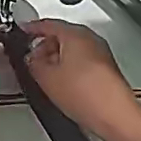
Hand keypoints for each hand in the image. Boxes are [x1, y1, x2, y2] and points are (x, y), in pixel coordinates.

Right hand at [21, 19, 140, 138]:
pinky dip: (71, 67)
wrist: (115, 116)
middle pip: (63, 35)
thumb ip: (33, 63)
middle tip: (33, 57)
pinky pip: (83, 61)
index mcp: (76, 34)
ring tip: (46, 74)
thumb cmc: (88, 94)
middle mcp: (91, 40)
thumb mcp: (46, 78)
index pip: (49, 24)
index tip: (25, 30)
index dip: (33, 28)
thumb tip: (32, 59)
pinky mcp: (107, 69)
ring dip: (58, 58)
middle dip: (45, 45)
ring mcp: (101, 54)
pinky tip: (64, 84)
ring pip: (74, 49)